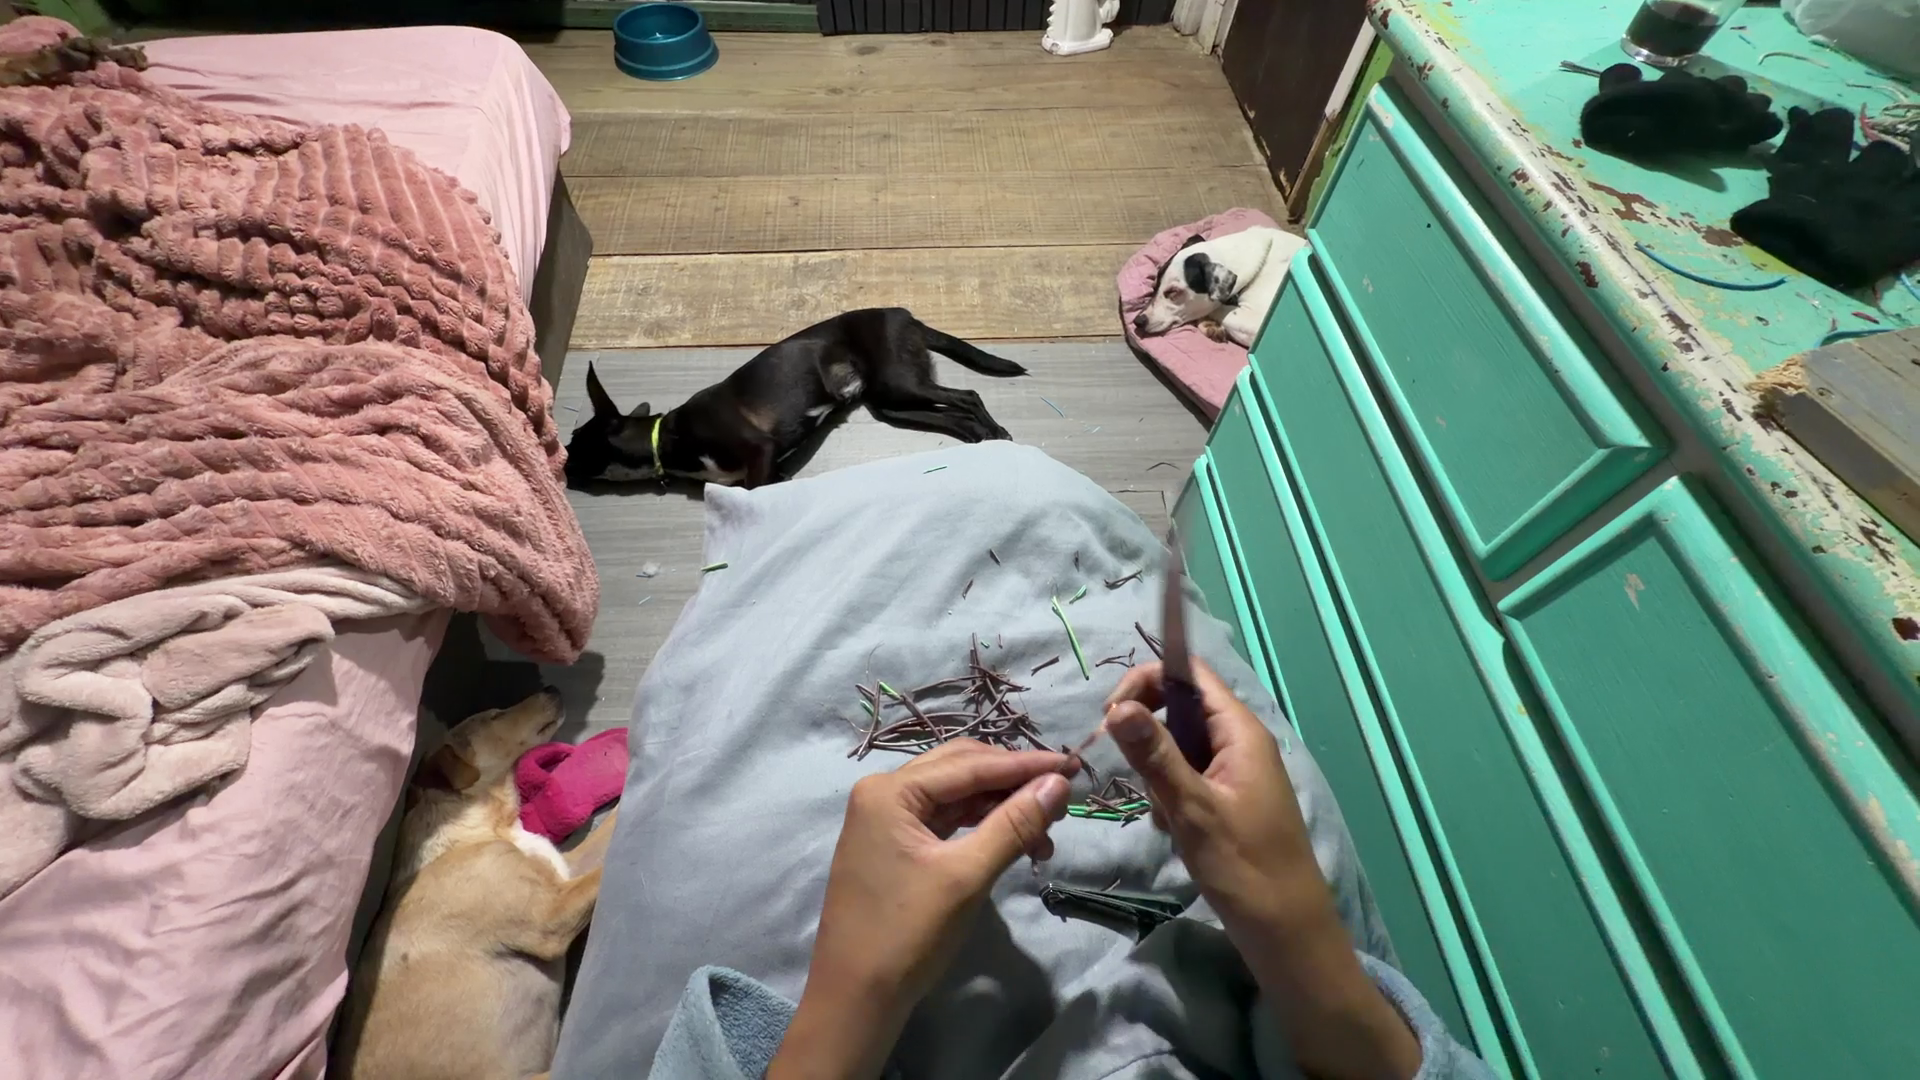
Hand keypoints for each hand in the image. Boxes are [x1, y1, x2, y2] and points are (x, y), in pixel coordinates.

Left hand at [767, 741, 1073, 1079]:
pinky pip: (945, 818)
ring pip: (956, 794)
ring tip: (1046, 830)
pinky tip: (1014, 838)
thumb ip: (1013, 824)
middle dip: (1012, 781)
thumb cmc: (907, 935)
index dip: (1024, 764)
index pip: (969, 765)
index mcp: (890, 791)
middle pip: (961, 769)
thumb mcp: (966, 876)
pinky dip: (981, 824)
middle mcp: (884, 792)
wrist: (855, 1002)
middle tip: (1061, 795)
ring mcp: (887, 818)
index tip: (1072, 766)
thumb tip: (1058, 784)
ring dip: (1000, 805)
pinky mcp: (895, 843)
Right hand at [1103, 659, 1322, 933]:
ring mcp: (1233, 769)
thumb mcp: (1192, 808)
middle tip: (1126, 762)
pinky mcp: (1226, 796)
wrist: (1287, 935)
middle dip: (1146, 728)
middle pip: (1179, 705)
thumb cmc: (1244, 866)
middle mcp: (1238, 740)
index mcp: (1239, 731)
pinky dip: (1168, 791)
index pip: (1189, 672)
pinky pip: (1185, 773)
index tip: (1113, 713)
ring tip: (1160, 808)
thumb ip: (1154, 754)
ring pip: (1177, 742)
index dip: (1147, 679)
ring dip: (1156, 768)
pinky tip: (1170, 825)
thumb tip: (1117, 707)